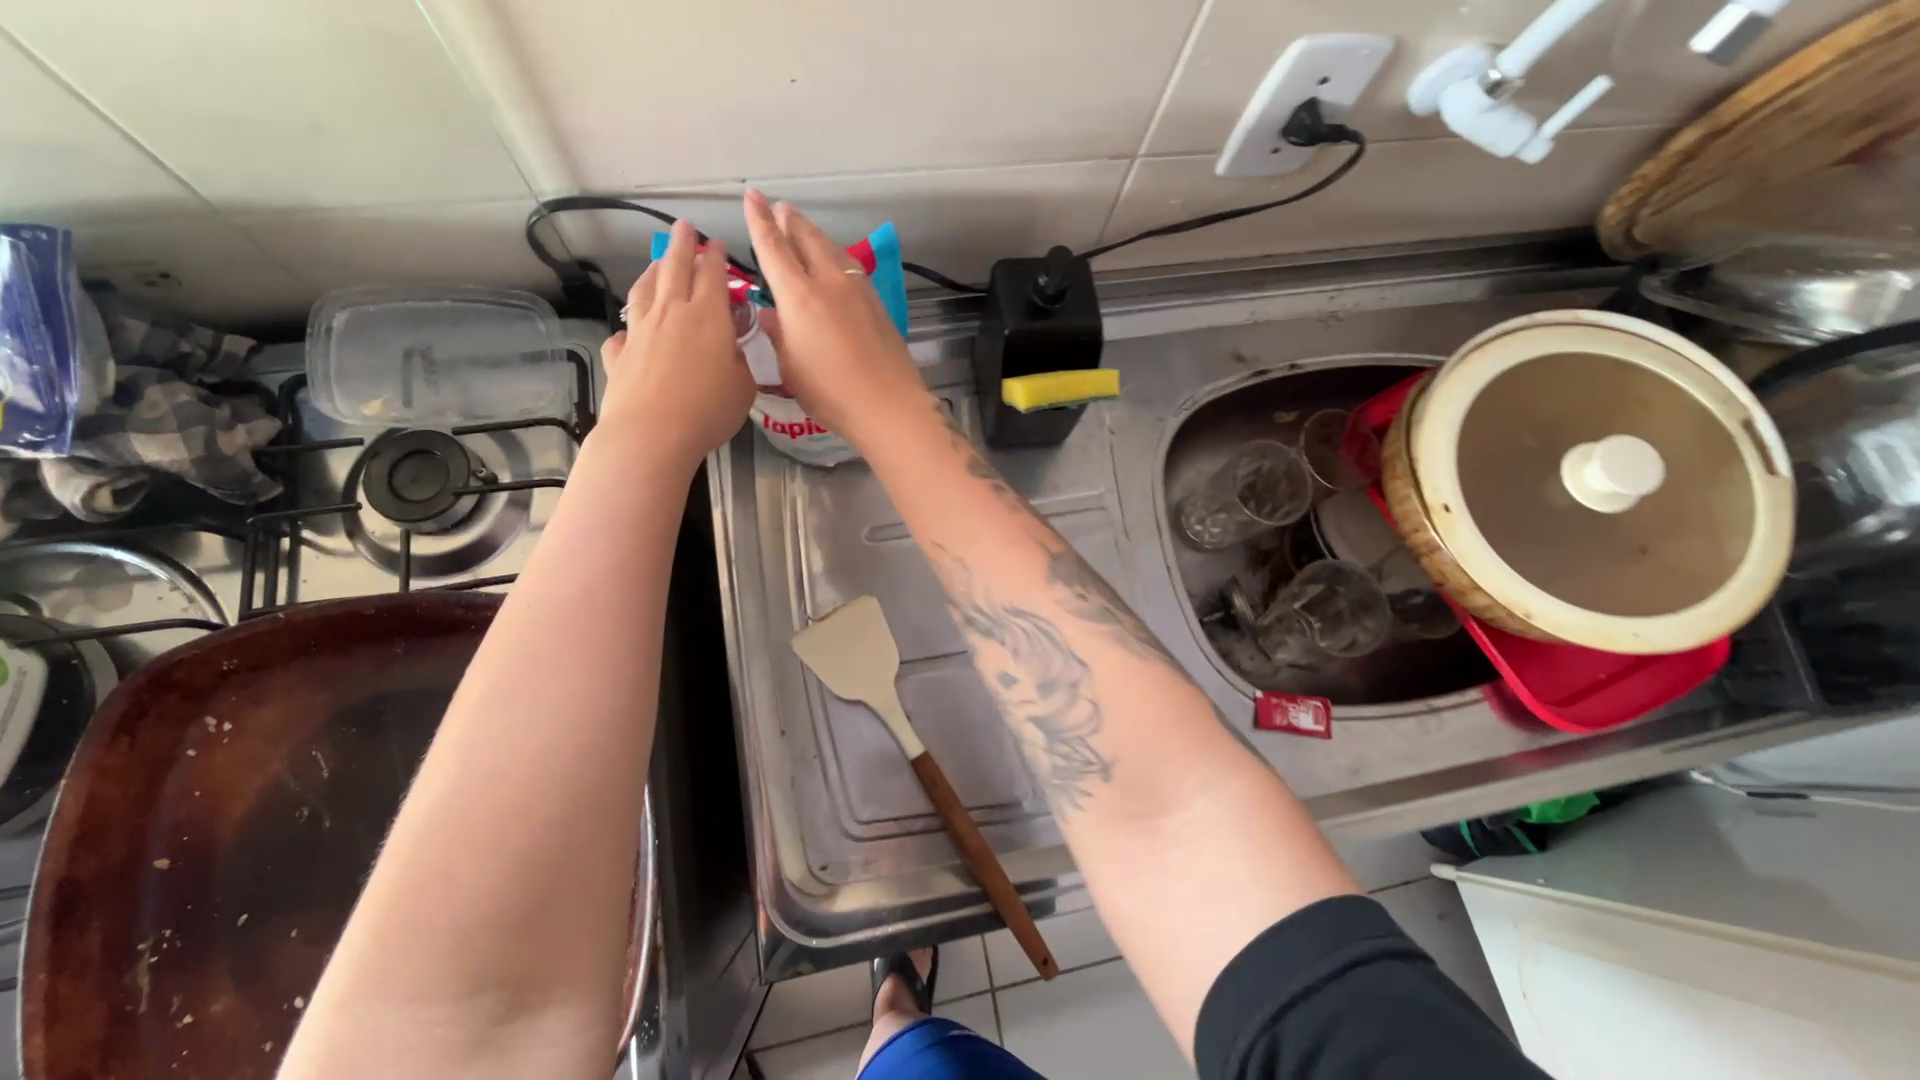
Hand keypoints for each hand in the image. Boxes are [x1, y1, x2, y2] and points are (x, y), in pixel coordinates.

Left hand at [599, 220, 754, 470]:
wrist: (652, 434)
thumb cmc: (708, 409)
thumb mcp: (743, 386)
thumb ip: (740, 361)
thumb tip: (731, 348)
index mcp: (708, 316)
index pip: (714, 275)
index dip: (717, 257)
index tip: (718, 244)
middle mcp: (672, 313)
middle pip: (675, 268)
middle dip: (682, 245)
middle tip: (684, 227)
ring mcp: (641, 332)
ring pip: (646, 290)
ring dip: (654, 271)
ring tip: (658, 262)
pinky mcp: (620, 355)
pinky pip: (623, 334)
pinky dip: (628, 328)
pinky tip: (628, 332)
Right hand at [742, 190, 931, 443]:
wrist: (888, 404)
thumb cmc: (831, 392)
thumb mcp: (791, 367)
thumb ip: (778, 334)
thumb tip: (769, 313)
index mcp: (799, 296)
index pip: (774, 247)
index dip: (760, 221)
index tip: (753, 197)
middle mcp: (829, 282)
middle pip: (807, 238)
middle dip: (789, 220)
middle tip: (777, 206)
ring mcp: (857, 289)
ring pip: (831, 248)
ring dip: (813, 233)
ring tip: (800, 225)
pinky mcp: (876, 301)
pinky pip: (849, 265)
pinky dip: (834, 253)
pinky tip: (833, 259)